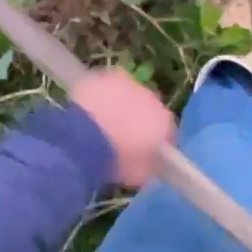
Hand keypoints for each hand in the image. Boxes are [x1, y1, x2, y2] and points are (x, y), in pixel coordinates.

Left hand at [70, 68, 174, 188]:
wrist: (82, 139)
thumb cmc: (115, 161)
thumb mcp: (138, 175)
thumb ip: (148, 165)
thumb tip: (147, 162)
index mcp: (163, 121)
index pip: (168, 131)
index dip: (157, 141)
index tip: (146, 151)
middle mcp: (150, 97)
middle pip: (148, 107)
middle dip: (138, 118)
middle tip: (122, 136)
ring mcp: (125, 83)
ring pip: (126, 93)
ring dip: (119, 104)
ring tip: (102, 122)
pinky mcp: (101, 76)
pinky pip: (104, 86)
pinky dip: (99, 95)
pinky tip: (88, 109)